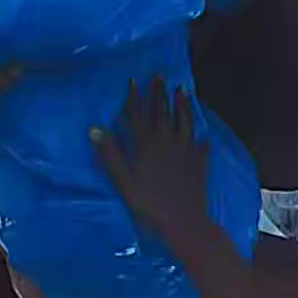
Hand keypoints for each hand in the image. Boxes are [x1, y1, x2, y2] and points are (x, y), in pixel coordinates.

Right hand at [92, 76, 218, 252]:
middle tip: (160, 75)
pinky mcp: (199, 161)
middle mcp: (167, 141)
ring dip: (182, 104)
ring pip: (184, 120)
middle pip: (163, 112)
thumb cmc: (148, 204)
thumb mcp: (123, 181)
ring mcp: (186, 149)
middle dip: (160, 92)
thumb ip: (110, 154)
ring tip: (182, 89)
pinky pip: (200, 140)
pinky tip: (203, 129)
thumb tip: (94, 129)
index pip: (140, 114)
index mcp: (147, 145)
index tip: (134, 80)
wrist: (183, 222)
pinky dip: (200, 131)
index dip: (136, 97)